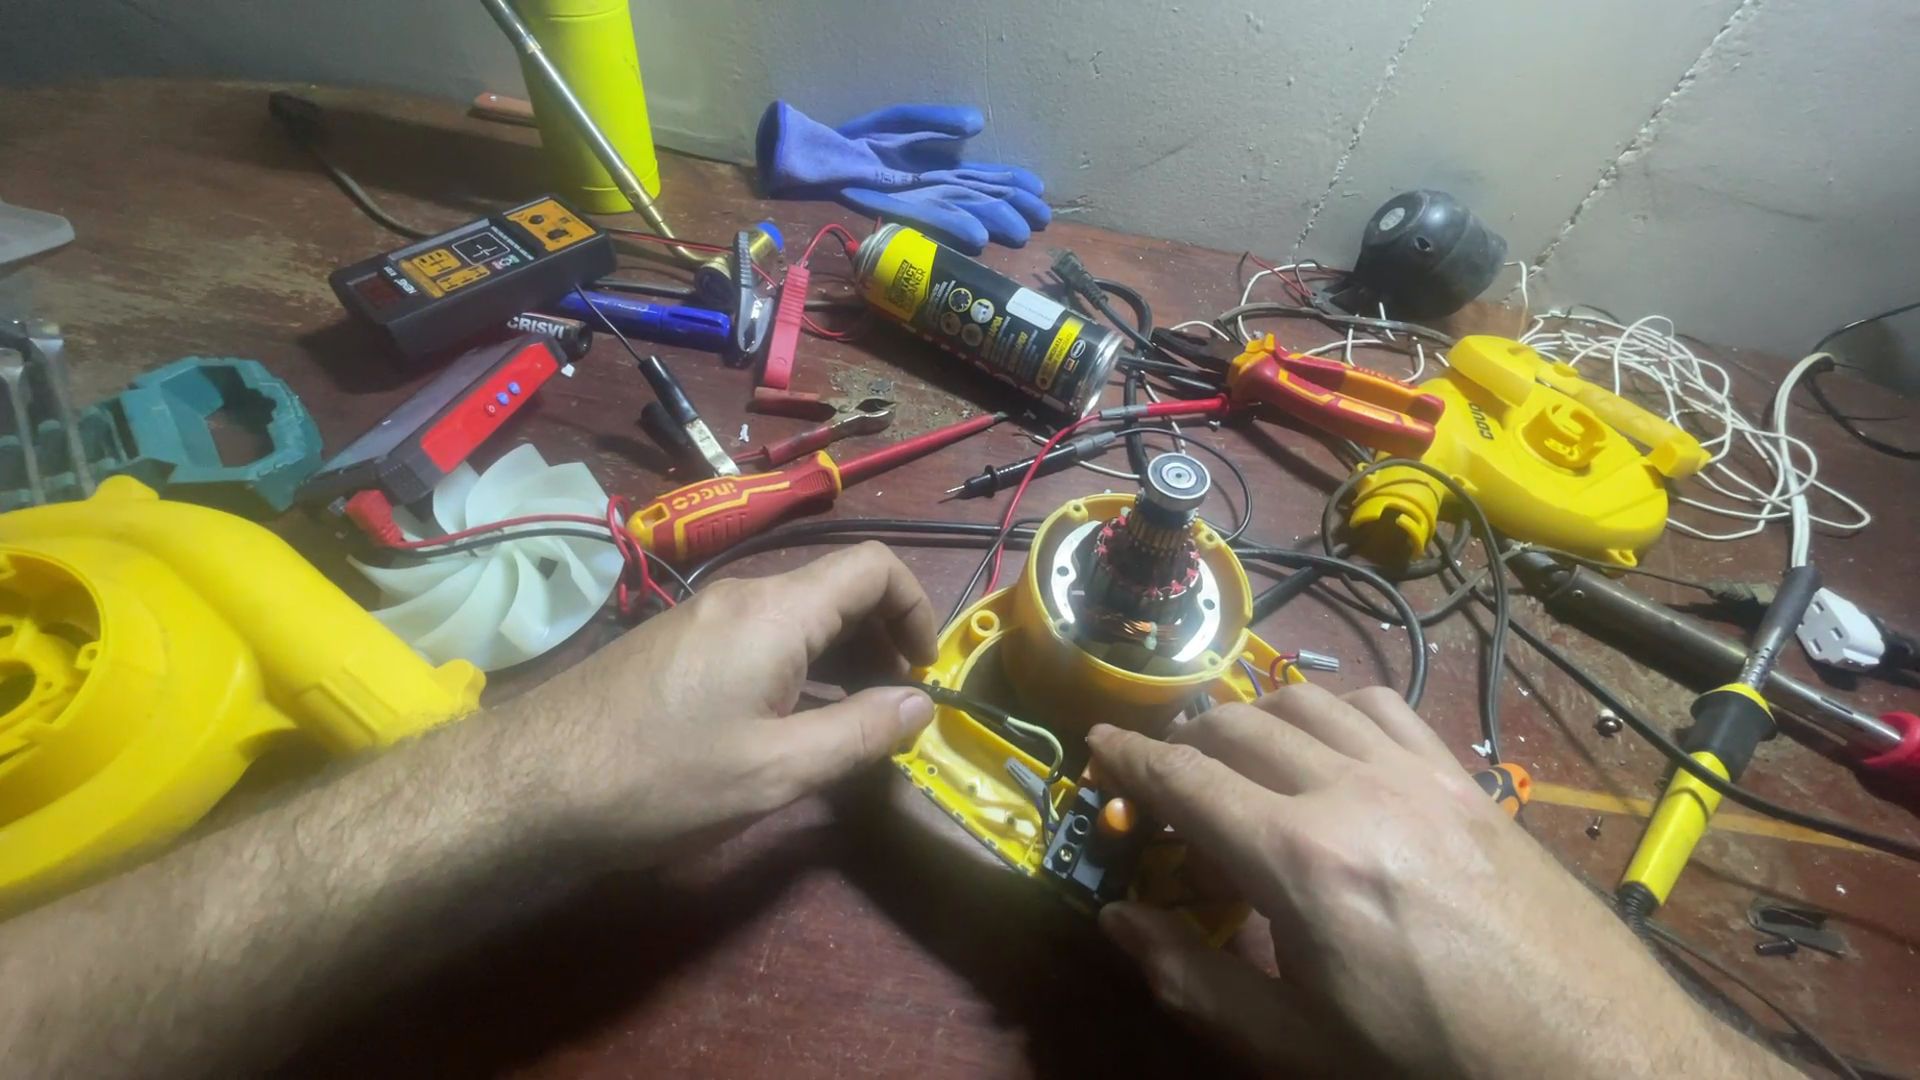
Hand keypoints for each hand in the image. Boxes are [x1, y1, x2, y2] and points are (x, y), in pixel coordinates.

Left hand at [508, 543, 937, 864]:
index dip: (916, 607)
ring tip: (852, 714)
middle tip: (895, 702)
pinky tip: (792, 714)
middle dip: (884, 635)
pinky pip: (765, 631)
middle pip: (841, 586)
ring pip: (802, 611)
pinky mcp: (683, 638)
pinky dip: (802, 660)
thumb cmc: (660, 778)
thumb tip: (921, 706)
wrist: (526, 785)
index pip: (875, 566)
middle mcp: (745, 594)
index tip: (924, 669)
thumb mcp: (775, 770)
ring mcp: (708, 613)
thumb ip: (859, 734)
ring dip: (844, 652)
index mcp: (777, 612)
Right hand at [1087, 685, 1799, 1079]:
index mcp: (1300, 862)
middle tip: (1166, 775)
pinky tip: (1321, 738)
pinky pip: (1375, 704)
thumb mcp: (1297, 1046)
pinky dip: (1326, 706)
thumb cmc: (1433, 1064)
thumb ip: (1192, 978)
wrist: (1607, 1070)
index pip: (1184, 779)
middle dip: (1181, 742)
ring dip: (1247, 715)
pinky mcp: (1460, 775)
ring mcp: (1411, 774)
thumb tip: (1115, 919)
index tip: (1098, 742)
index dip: (1130, 756)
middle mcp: (1349, 793)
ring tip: (1235, 752)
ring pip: (1298, 700)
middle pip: (1231, 727)